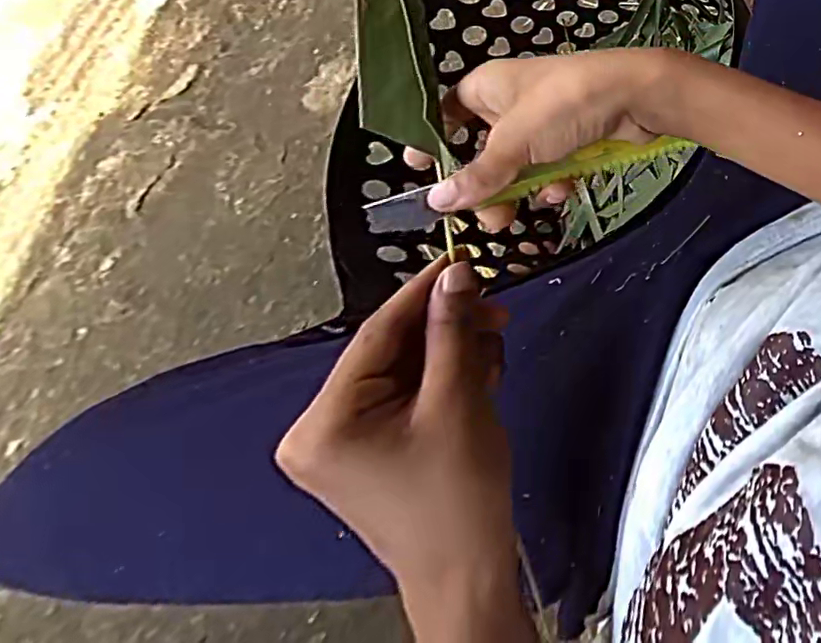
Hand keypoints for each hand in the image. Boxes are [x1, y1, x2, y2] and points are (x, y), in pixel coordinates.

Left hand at [276, 258, 531, 640]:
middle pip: (395, 348)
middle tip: (497, 311)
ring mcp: (348, 436)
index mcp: (324, 422)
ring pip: (410, 364)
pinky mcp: (377, 441)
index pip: (376, 334)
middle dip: (450, 328)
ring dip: (458, 351)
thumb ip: (453, 331)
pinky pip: (414, 387)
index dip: (423, 291)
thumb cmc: (457, 489)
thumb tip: (456, 272)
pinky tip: (482, 376)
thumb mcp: (458, 399)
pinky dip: (451, 374)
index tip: (461, 257)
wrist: (467, 564)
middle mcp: (323, 426)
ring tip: (494, 356)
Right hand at [404, 50, 676, 230]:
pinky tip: (561, 191)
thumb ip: (480, 175)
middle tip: (487, 217)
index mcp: (487, 87)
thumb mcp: (514, 141)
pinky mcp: (578, 137)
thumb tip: (436, 202)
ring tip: (518, 213)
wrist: (636, 95)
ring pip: (522, 165)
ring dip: (520, 190)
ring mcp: (549, 121)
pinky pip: (554, 166)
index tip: (421, 175)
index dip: (433, 144)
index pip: (446, 115)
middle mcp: (514, 101)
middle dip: (485, 186)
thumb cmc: (564, 105)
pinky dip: (555, 182)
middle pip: (485, 150)